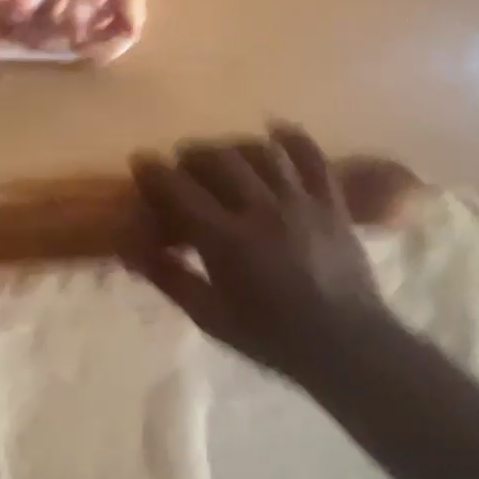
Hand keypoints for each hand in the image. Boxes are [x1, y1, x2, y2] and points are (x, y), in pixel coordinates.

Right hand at [124, 121, 391, 382]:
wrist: (349, 348)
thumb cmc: (272, 336)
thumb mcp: (210, 316)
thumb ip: (169, 278)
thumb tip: (130, 250)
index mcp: (227, 240)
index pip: (180, 190)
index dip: (154, 170)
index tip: (141, 161)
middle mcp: (261, 211)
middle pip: (219, 160)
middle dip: (193, 153)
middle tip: (182, 161)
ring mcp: (300, 204)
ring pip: (261, 152)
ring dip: (234, 146)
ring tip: (224, 153)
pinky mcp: (331, 205)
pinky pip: (313, 158)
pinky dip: (293, 139)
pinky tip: (275, 130)